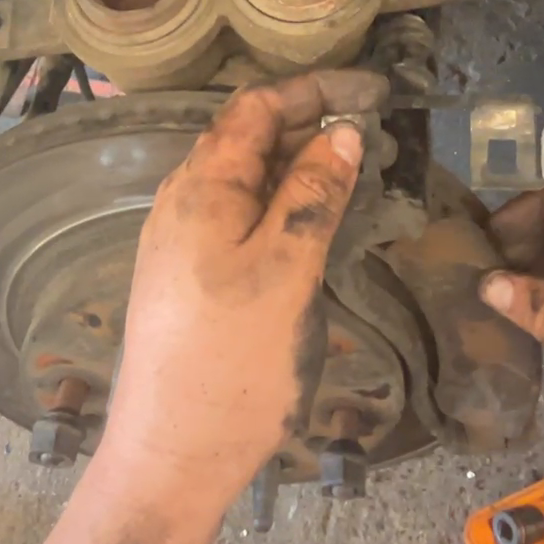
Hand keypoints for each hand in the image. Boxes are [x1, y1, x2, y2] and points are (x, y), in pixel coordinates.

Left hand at [32, 70, 384, 543]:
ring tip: (352, 166)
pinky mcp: (192, 267)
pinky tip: (312, 214)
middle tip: (371, 130)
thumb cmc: (232, 358)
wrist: (172, 453)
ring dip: (297, 160)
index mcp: (203, 185)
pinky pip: (240, 208)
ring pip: (247, 173)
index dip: (312, 90)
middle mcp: (186, 197)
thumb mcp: (285, 269)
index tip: (368, 92)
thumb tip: (343, 132)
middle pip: (249, 135)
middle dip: (309, 122)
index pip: (256, 107)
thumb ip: (312, 195)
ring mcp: (184, 234)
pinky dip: (281, 196)